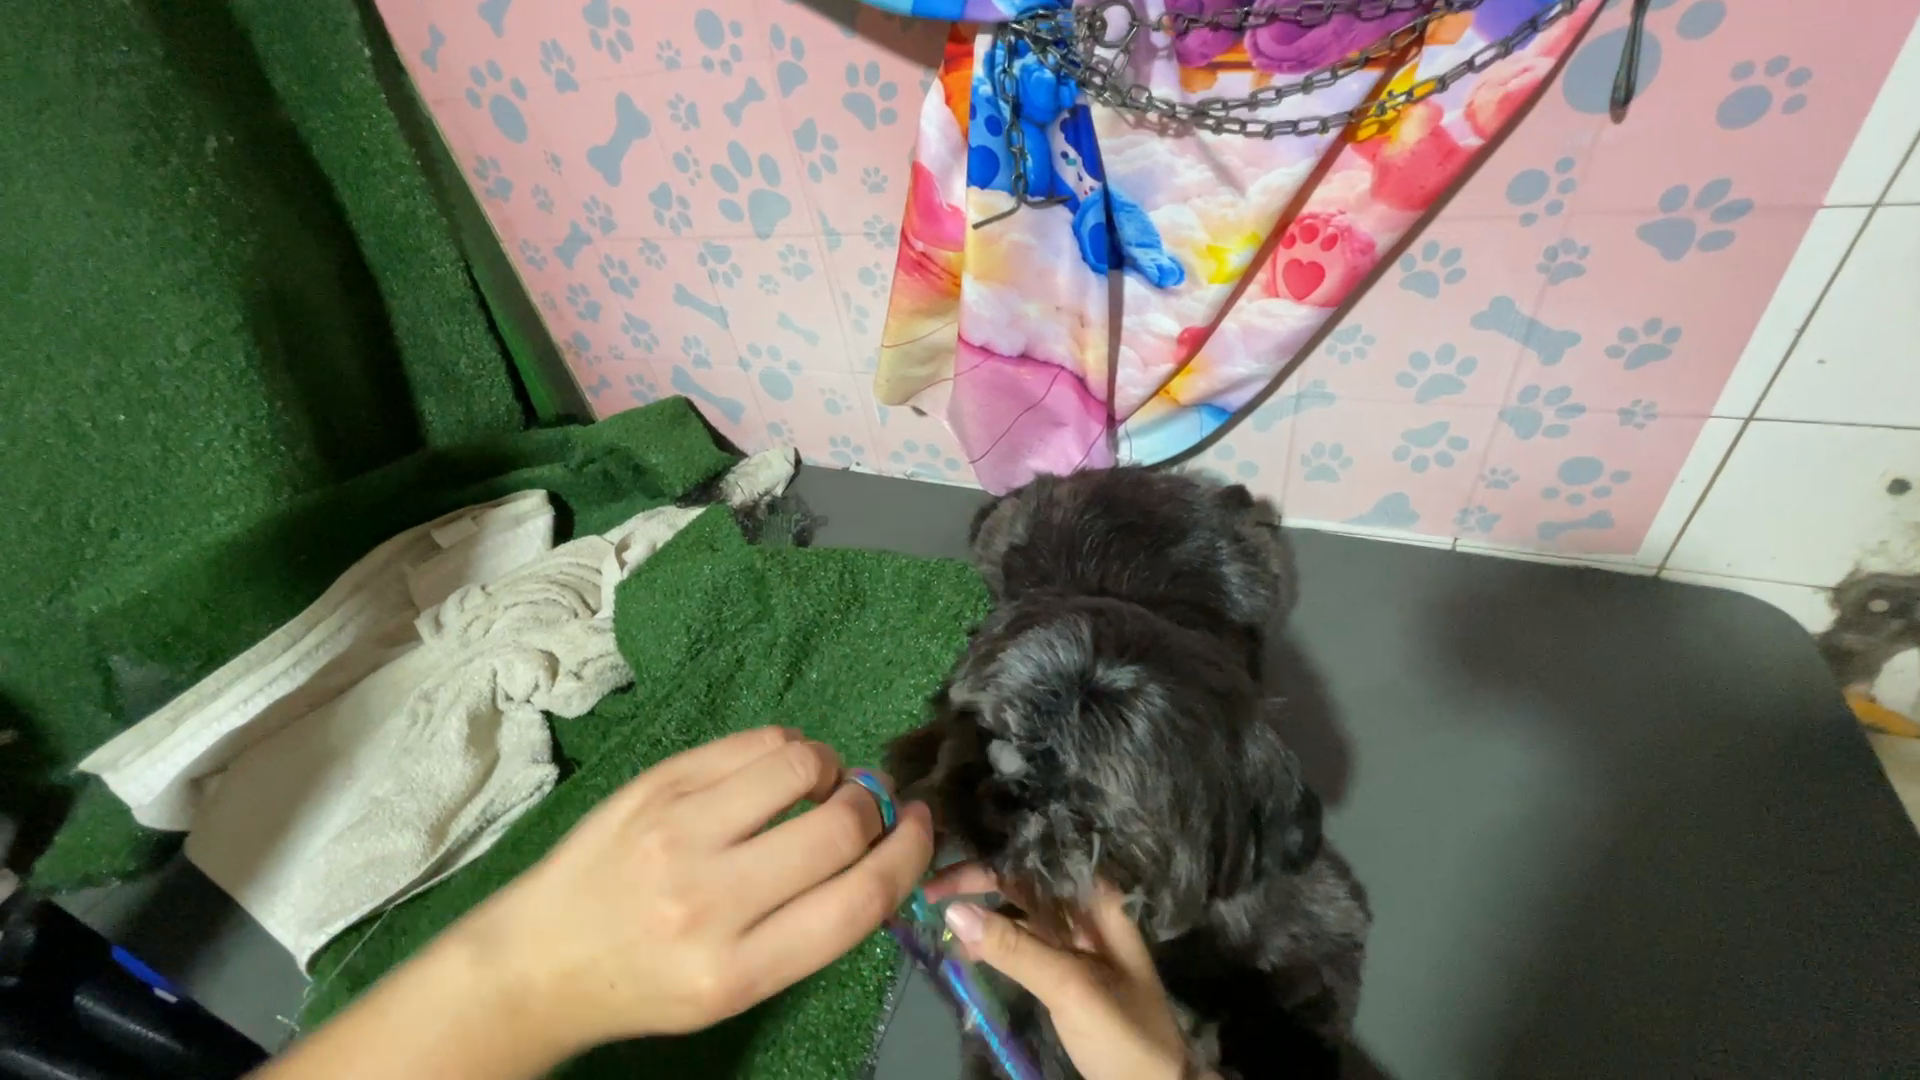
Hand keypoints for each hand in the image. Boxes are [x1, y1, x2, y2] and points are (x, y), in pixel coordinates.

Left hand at [456, 726, 933, 1057]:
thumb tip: (881, 843)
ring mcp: (677, 831)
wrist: (536, 962)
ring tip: (818, 783)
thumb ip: (812, 922)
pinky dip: (788, 749)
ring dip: (830, 769)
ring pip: (801, 765)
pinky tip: (776, 770)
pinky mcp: (658, 783)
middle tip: (868, 806)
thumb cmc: (649, 983)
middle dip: (875, 808)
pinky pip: (756, 742)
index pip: (858, 901)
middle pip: (839, 826)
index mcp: (736, 971)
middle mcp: (707, 900)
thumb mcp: (736, 985)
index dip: (909, 855)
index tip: (922, 827)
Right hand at [925, 867, 1196, 1079]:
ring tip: (937, 910)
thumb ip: (1014, 947)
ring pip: (1019, 909)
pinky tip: (966, 946)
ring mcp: (1073, 938)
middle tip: (930, 888)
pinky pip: (1022, 940)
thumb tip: (953, 910)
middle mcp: (1084, 907)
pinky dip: (993, 940)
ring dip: (982, 908)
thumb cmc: (1123, 1030)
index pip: (1038, 858)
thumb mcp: (1068, 986)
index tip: (947, 855)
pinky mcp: (1063, 967)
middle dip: (980, 879)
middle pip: (1024, 879)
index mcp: (1096, 897)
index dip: (994, 851)